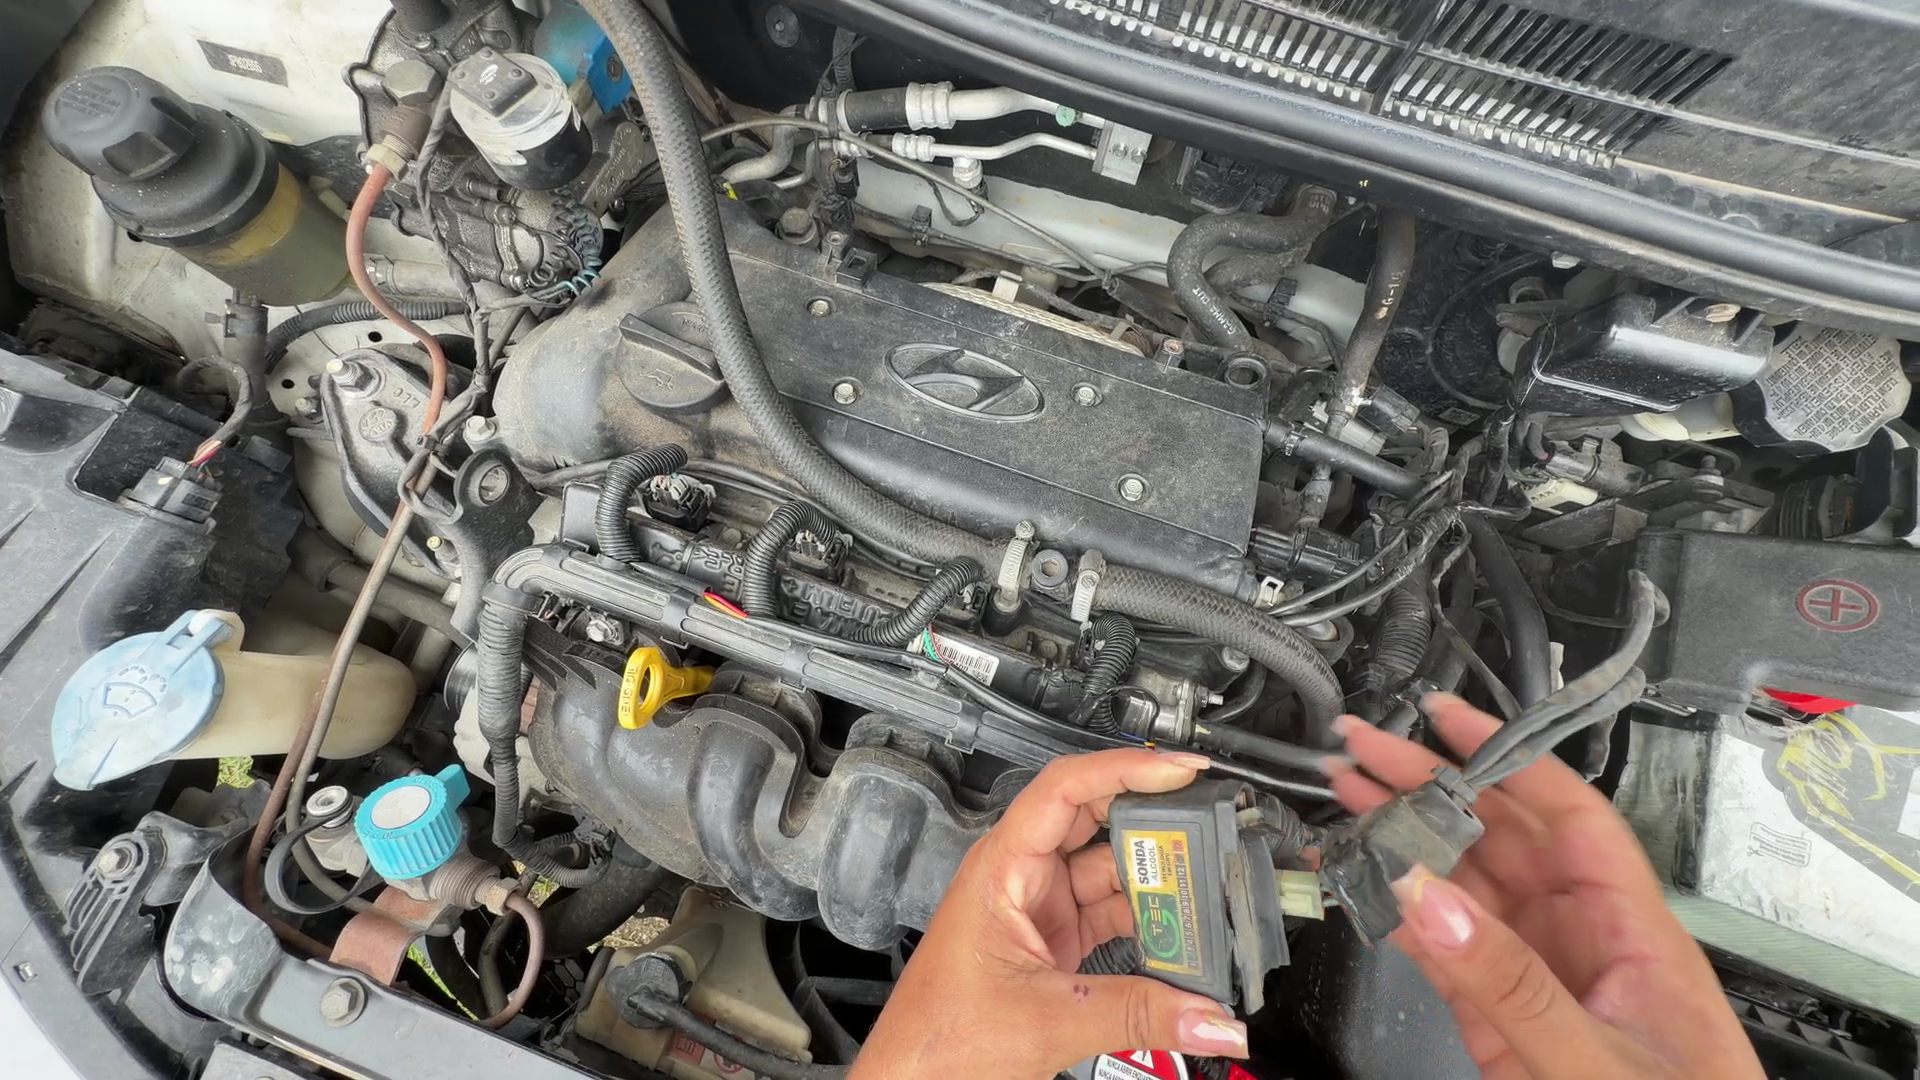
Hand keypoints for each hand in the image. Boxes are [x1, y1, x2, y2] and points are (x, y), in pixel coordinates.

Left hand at [850, 749, 1249, 1079]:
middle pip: (1093, 817)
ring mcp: (1039, 901)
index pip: (1065, 788)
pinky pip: (1110, 909)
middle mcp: (1022, 870)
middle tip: (1207, 811)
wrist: (915, 1079)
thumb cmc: (942, 1035)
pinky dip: (1147, 919)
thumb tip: (1212, 1015)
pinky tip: (1179, 929)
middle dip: (1150, 813)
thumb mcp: (1048, 1018)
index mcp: (1003, 863)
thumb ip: (1138, 1014)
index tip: (1178, 769)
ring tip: (1205, 881)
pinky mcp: (1054, 934)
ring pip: (1107, 866)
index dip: (1123, 768)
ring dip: (1155, 876)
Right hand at [1327, 694, 1763, 1079]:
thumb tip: (1422, 891)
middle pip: (1489, 831)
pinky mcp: (1483, 999)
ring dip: (1392, 830)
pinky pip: (1424, 930)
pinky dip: (1380, 898)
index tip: (1442, 715)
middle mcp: (1570, 931)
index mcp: (1628, 929)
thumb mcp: (1600, 1069)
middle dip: (1422, 780)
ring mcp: (1522, 963)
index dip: (1505, 755)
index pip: (1565, 814)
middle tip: (1356, 746)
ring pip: (1448, 874)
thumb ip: (1510, 981)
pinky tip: (1344, 871)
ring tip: (1338, 788)